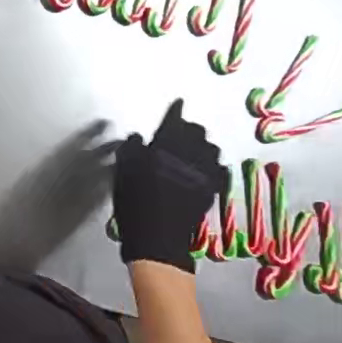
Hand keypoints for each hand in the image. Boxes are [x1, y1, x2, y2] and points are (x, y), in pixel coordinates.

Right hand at [113, 99, 227, 272]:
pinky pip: (218, 169)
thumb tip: (138, 138)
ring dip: (202, 146)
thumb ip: (131, 151)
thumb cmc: (134, 205)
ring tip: (192, 150)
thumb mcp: (123, 175)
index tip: (177, 104)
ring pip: (211, 149)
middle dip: (188, 129)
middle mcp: (191, 155)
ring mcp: (205, 173)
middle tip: (178, 133)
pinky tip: (205, 169)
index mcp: (167, 147)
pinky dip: (212, 165)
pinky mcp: (212, 189)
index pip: (174, 120)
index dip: (175, 111)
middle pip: (197, 133)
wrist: (156, 239)